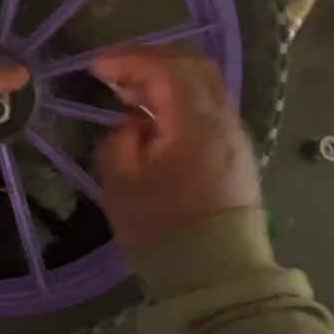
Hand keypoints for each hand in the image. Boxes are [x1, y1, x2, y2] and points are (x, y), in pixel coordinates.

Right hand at [91, 45, 260, 248]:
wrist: (214, 273)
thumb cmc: (161, 227)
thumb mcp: (121, 182)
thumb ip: (120, 140)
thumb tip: (133, 125)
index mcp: (196, 121)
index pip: (166, 67)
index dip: (130, 59)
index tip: (97, 67)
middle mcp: (223, 119)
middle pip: (193, 67)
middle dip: (151, 62)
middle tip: (116, 75)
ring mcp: (234, 137)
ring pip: (204, 87)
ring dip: (166, 82)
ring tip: (131, 98)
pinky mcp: (235, 156)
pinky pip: (207, 111)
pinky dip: (179, 103)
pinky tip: (155, 123)